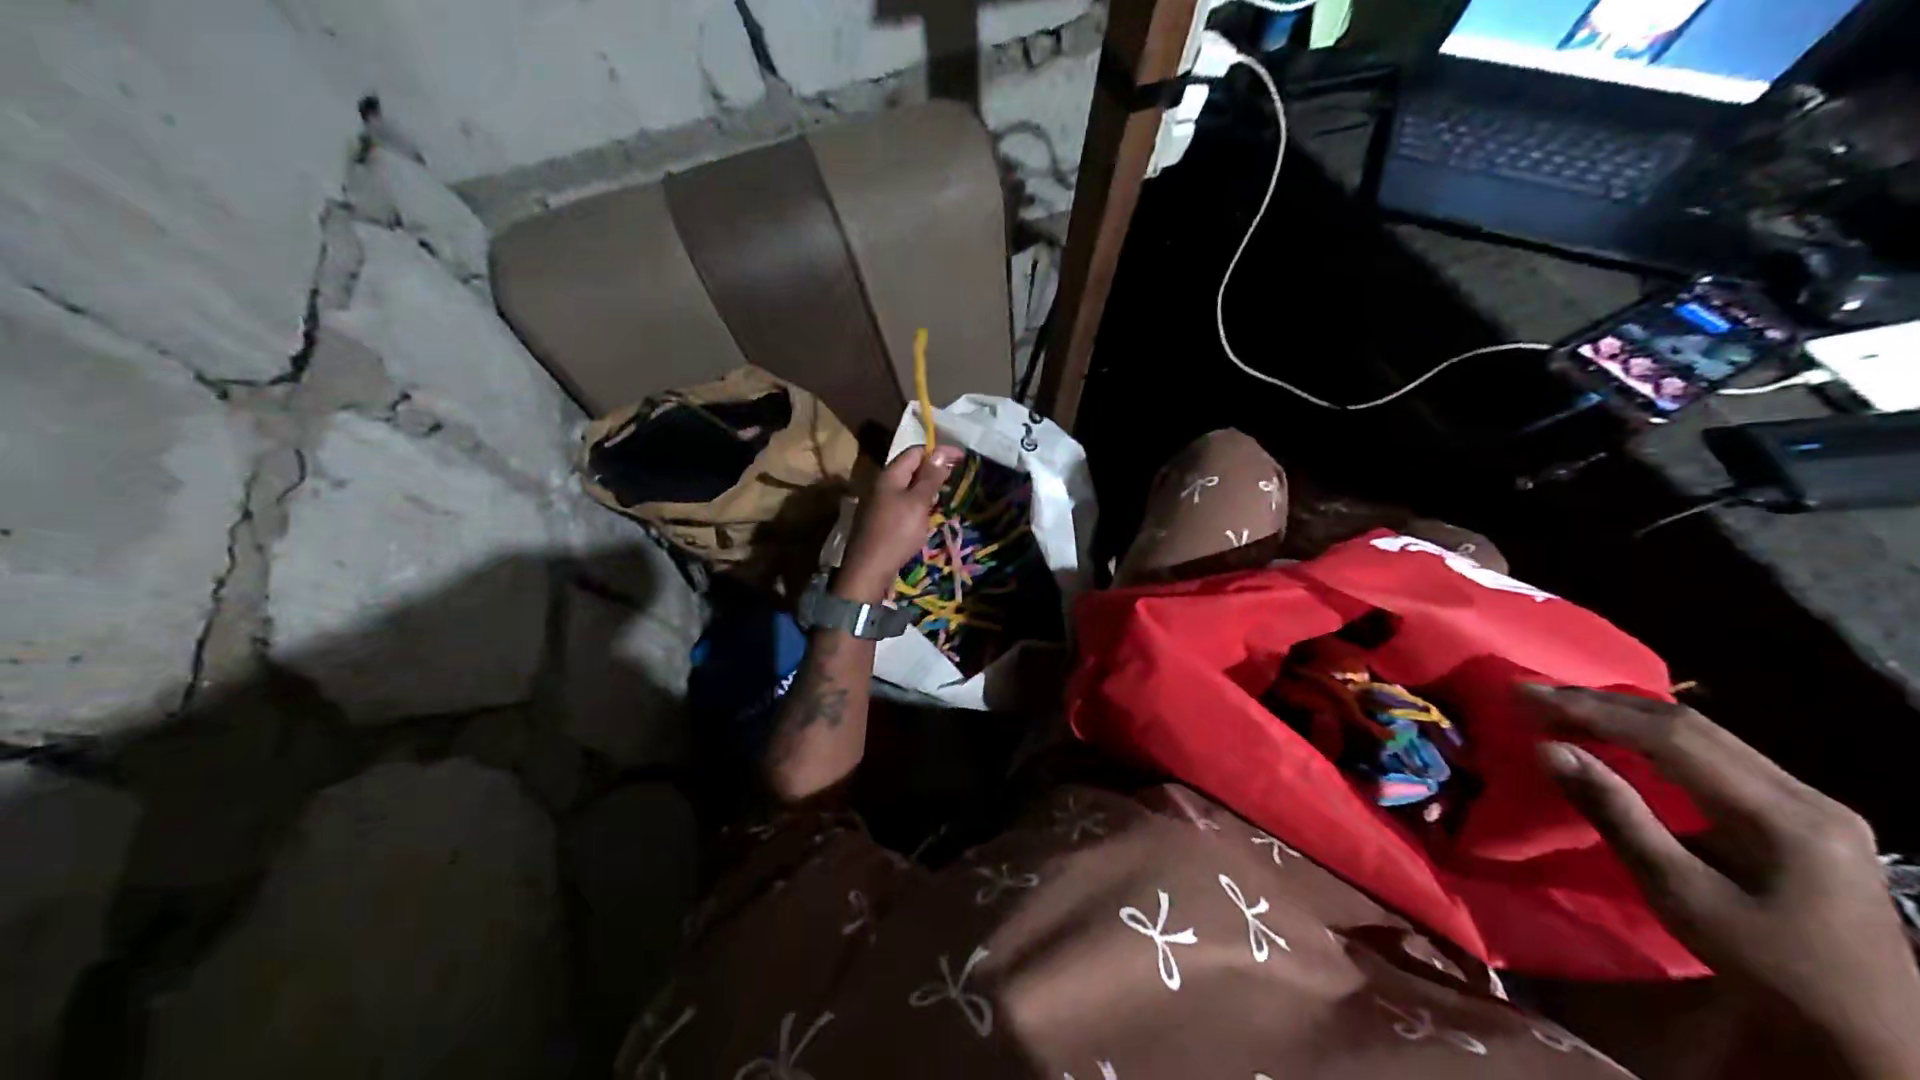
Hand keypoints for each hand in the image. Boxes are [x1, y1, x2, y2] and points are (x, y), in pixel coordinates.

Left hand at [834, 445, 959, 601]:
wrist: (869, 569)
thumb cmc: (896, 532)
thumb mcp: (918, 503)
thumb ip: (930, 478)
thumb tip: (940, 451)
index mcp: (890, 475)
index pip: (915, 451)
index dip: (939, 451)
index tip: (962, 458)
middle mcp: (882, 484)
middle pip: (911, 467)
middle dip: (935, 468)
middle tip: (958, 475)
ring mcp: (880, 502)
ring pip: (908, 486)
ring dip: (928, 486)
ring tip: (948, 492)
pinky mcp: (882, 519)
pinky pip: (904, 502)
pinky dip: (920, 501)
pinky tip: (930, 511)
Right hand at [1524, 685, 1919, 1079]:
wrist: (1869, 1027)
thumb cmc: (1765, 963)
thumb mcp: (1678, 892)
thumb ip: (1616, 814)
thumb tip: (1548, 749)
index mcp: (1781, 813)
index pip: (1671, 736)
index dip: (1592, 709)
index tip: (1527, 696)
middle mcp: (1803, 792)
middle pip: (1690, 724)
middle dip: (1602, 704)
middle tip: (1533, 695)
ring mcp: (1811, 800)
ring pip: (1704, 733)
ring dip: (1626, 715)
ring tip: (1562, 709)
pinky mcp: (1803, 812)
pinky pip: (1716, 753)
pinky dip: (1654, 735)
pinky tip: (1619, 736)